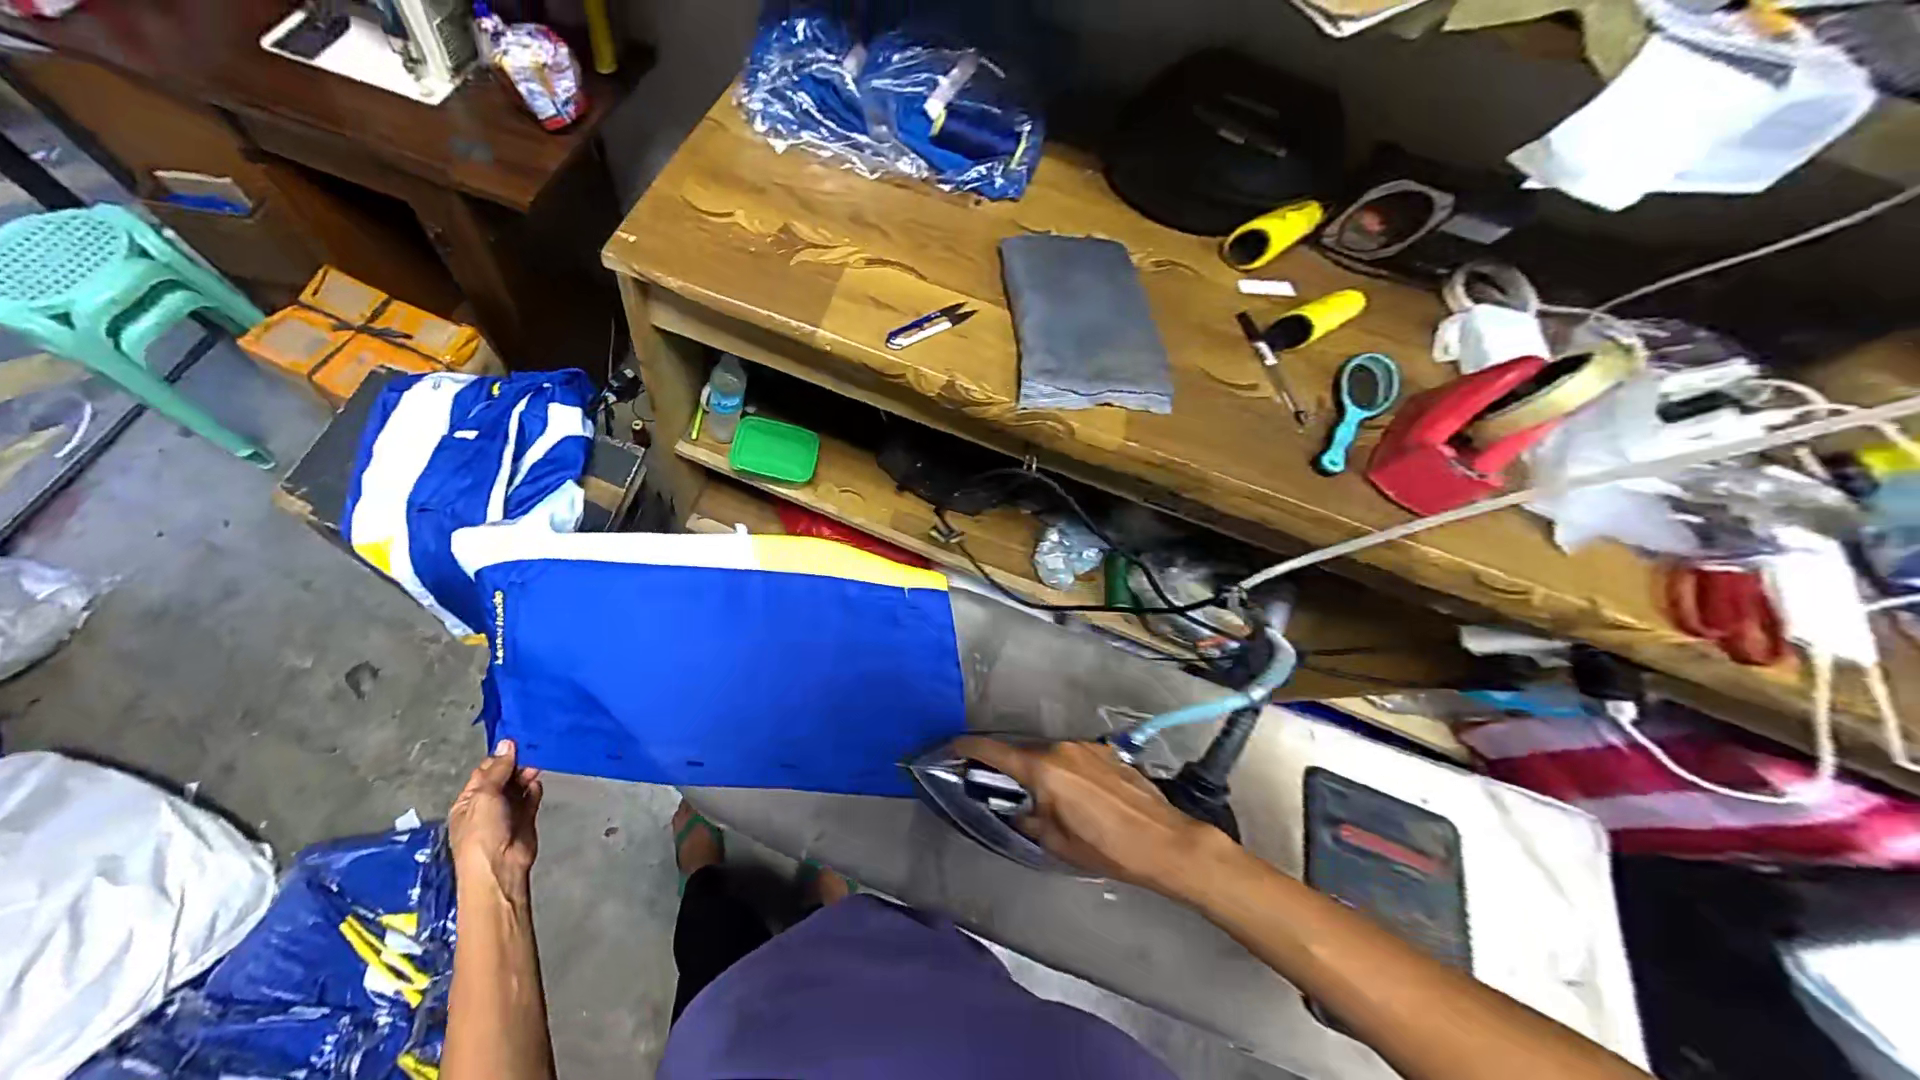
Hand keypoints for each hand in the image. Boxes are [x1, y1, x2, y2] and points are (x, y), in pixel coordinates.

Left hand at [449, 739, 543, 888]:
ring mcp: (506, 814)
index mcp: (468, 802)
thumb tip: (507, 743)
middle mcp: (486, 806)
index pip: (484, 773)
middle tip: (531, 755)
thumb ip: (498, 769)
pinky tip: (537, 785)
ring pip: (518, 788)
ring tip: (536, 767)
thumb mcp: (485, 796)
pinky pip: (530, 800)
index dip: (499, 759)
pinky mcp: (525, 820)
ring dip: (526, 777)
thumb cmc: (483, 831)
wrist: (500, 866)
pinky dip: (534, 791)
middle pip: (502, 779)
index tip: (517, 744)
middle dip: (515, 767)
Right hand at [950, 736, 1234, 894]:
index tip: (953, 746)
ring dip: (1041, 770)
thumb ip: (1027, 818)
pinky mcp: (1106, 751)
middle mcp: (1062, 748)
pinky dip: (1065, 770)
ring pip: (1050, 754)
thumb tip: (1017, 807)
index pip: (996, 752)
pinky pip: (1073, 756)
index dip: (970, 748)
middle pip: (1024, 753)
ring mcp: (1087, 746)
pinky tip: (1078, 796)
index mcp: (1043, 768)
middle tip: (1004, 790)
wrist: (1164, 841)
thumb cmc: (1105, 847)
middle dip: (1011, 769)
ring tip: (1048, 798)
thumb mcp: (1055, 842)